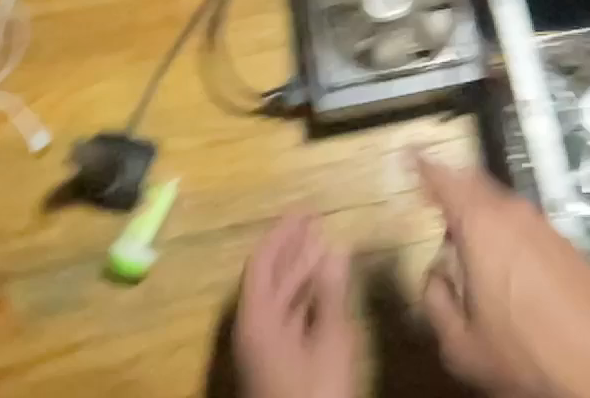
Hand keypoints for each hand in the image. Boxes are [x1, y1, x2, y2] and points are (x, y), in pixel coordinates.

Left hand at [234, 212, 357, 397]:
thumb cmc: (315, 392)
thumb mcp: (329, 341)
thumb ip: (330, 292)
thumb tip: (336, 247)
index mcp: (256, 319)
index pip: (263, 262)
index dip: (283, 233)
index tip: (305, 211)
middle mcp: (253, 328)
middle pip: (269, 277)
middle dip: (293, 247)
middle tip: (317, 220)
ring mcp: (263, 347)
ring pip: (280, 296)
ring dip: (302, 269)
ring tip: (326, 243)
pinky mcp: (276, 361)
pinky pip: (287, 314)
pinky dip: (305, 295)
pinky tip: (326, 285)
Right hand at [413, 151, 589, 397]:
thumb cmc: (527, 352)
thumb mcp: (461, 341)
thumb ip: (436, 299)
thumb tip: (436, 275)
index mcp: (480, 225)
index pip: (443, 179)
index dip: (423, 165)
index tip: (409, 152)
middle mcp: (512, 212)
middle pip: (473, 185)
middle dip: (450, 189)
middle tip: (431, 200)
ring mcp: (542, 224)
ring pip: (498, 205)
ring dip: (478, 216)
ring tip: (464, 248)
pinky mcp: (562, 241)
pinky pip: (520, 223)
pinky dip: (502, 232)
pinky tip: (501, 269)